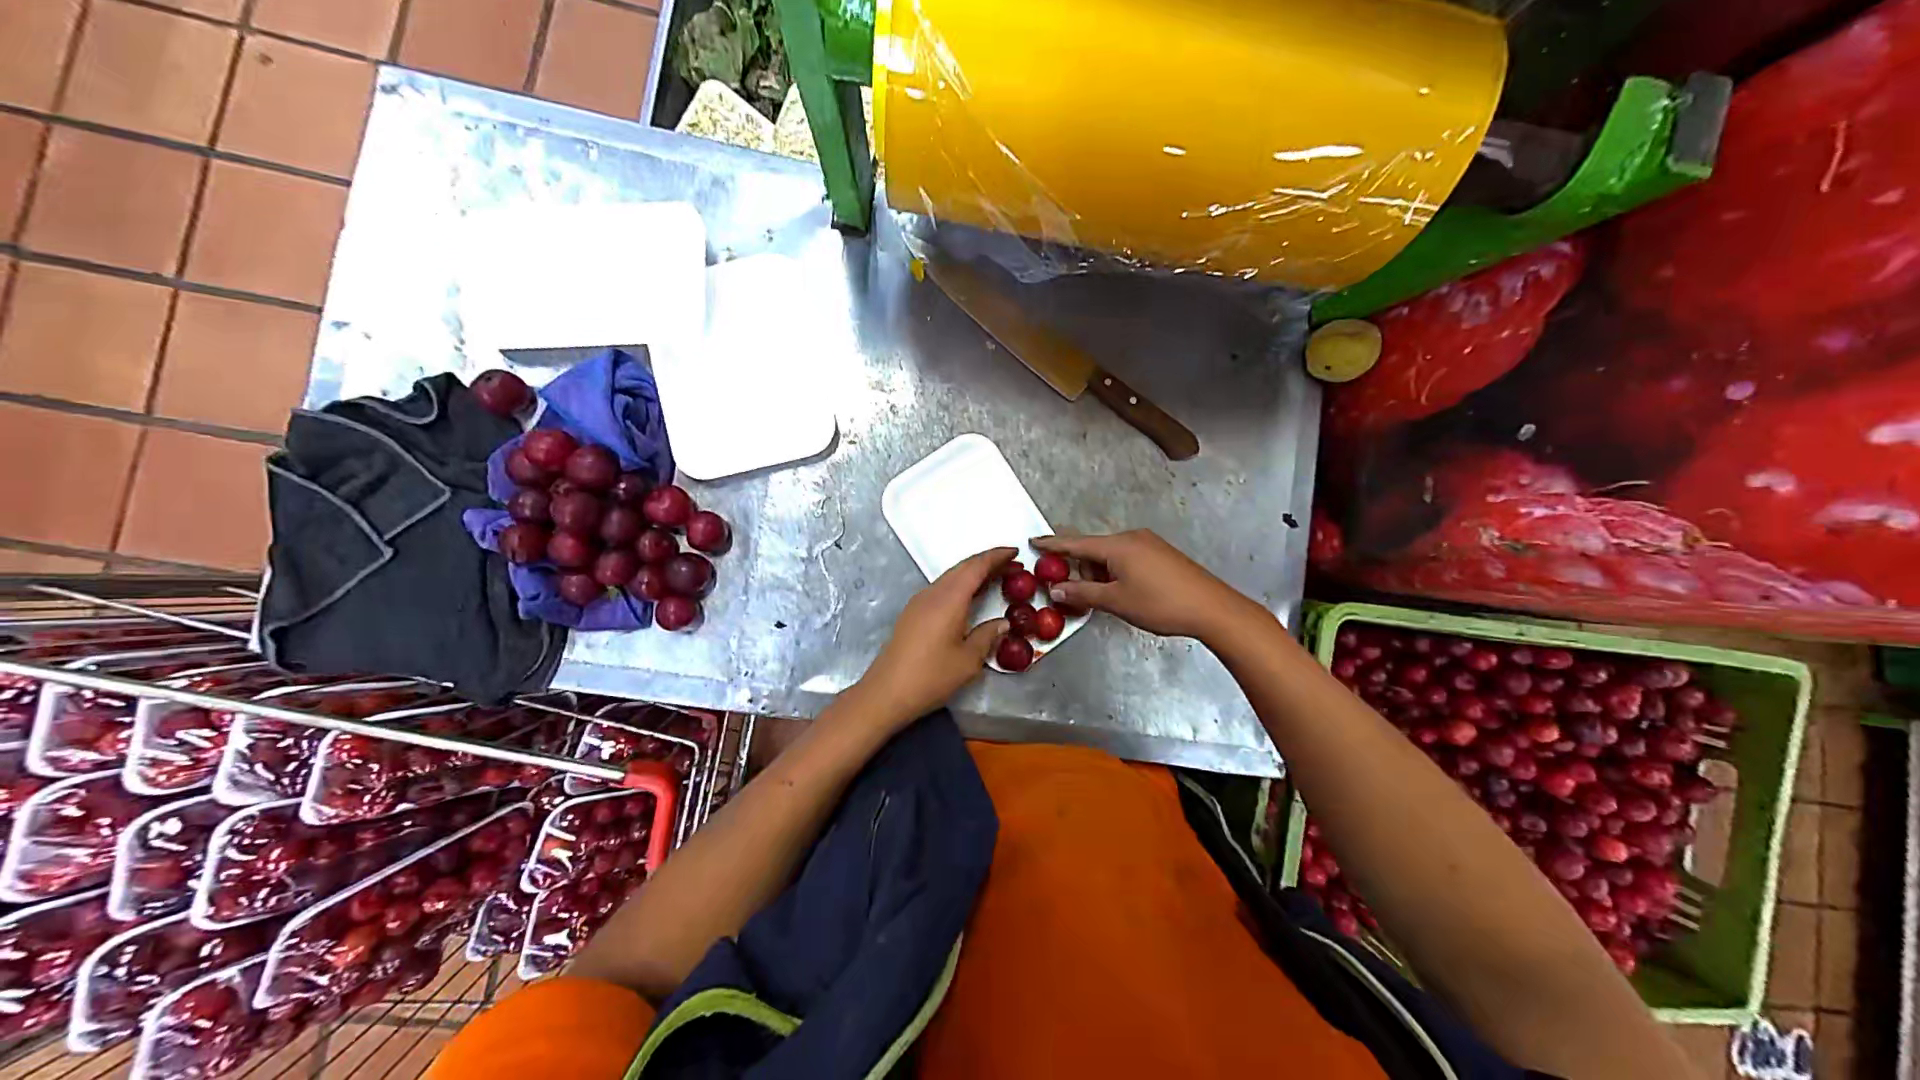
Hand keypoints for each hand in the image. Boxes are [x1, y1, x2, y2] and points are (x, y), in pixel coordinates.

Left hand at [855, 547, 1015, 724]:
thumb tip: (1002, 623)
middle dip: (987, 564)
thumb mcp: (968, 661)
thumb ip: (987, 636)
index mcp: (949, 599)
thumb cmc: (930, 677)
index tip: (1016, 552)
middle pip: (962, 568)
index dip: (997, 557)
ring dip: (973, 575)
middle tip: (1012, 567)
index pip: (976, 567)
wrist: (886, 693)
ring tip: (996, 581)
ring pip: (950, 578)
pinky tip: (970, 600)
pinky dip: (960, 587)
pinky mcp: (912, 614)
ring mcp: (919, 603)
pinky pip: (941, 590)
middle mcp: (932, 593)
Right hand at [1033, 529, 1260, 640]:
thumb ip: (1083, 593)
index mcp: (1117, 545)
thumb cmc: (1162, 604)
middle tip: (1065, 588)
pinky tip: (1117, 591)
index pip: (1075, 543)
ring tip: (1095, 597)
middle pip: (1093, 548)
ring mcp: (1148, 544)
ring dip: (1097, 572)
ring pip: (1110, 554)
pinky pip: (1126, 557)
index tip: (1034, 541)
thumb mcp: (1116, 602)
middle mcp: (1132, 538)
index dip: (1052, 545)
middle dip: (1076, 566)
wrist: (1212, 608)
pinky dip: (1114, 571)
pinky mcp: (1161, 554)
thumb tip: (1058, 590)